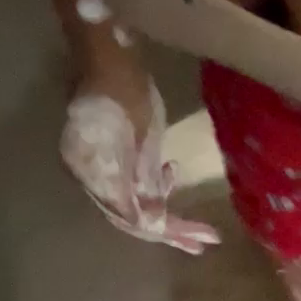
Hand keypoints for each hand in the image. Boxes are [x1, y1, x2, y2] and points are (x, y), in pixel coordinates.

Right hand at [60, 63, 219, 253]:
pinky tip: (173, 178)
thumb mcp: (134, 137)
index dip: (163, 230)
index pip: (130, 217)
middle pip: (137, 216)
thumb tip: (148, 223)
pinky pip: (142, 188)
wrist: (111, 59)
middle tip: (207, 241)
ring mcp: (109, 170)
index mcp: (92, 175)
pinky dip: (161, 190)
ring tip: (204, 234)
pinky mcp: (124, 160)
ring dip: (173, 218)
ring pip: (143, 205)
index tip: (196, 238)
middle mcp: (97, 179)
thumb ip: (136, 181)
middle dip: (173, 230)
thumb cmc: (122, 93)